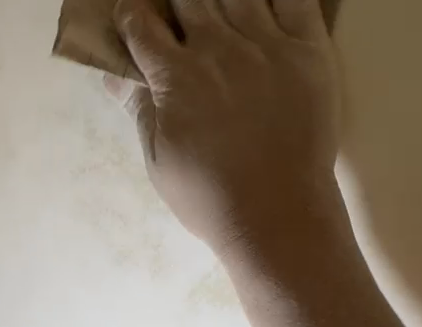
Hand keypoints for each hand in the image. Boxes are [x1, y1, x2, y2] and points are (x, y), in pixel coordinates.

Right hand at [107, 0, 344, 260]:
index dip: (131, 16)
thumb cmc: (206, 196)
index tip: (129, 15)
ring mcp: (266, 42)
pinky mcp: (308, 47)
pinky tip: (262, 2)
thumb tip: (114, 77)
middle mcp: (218, 46)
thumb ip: (140, 111)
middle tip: (175, 10)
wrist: (274, 210)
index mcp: (175, 77)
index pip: (143, 28)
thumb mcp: (159, 161)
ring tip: (214, 7)